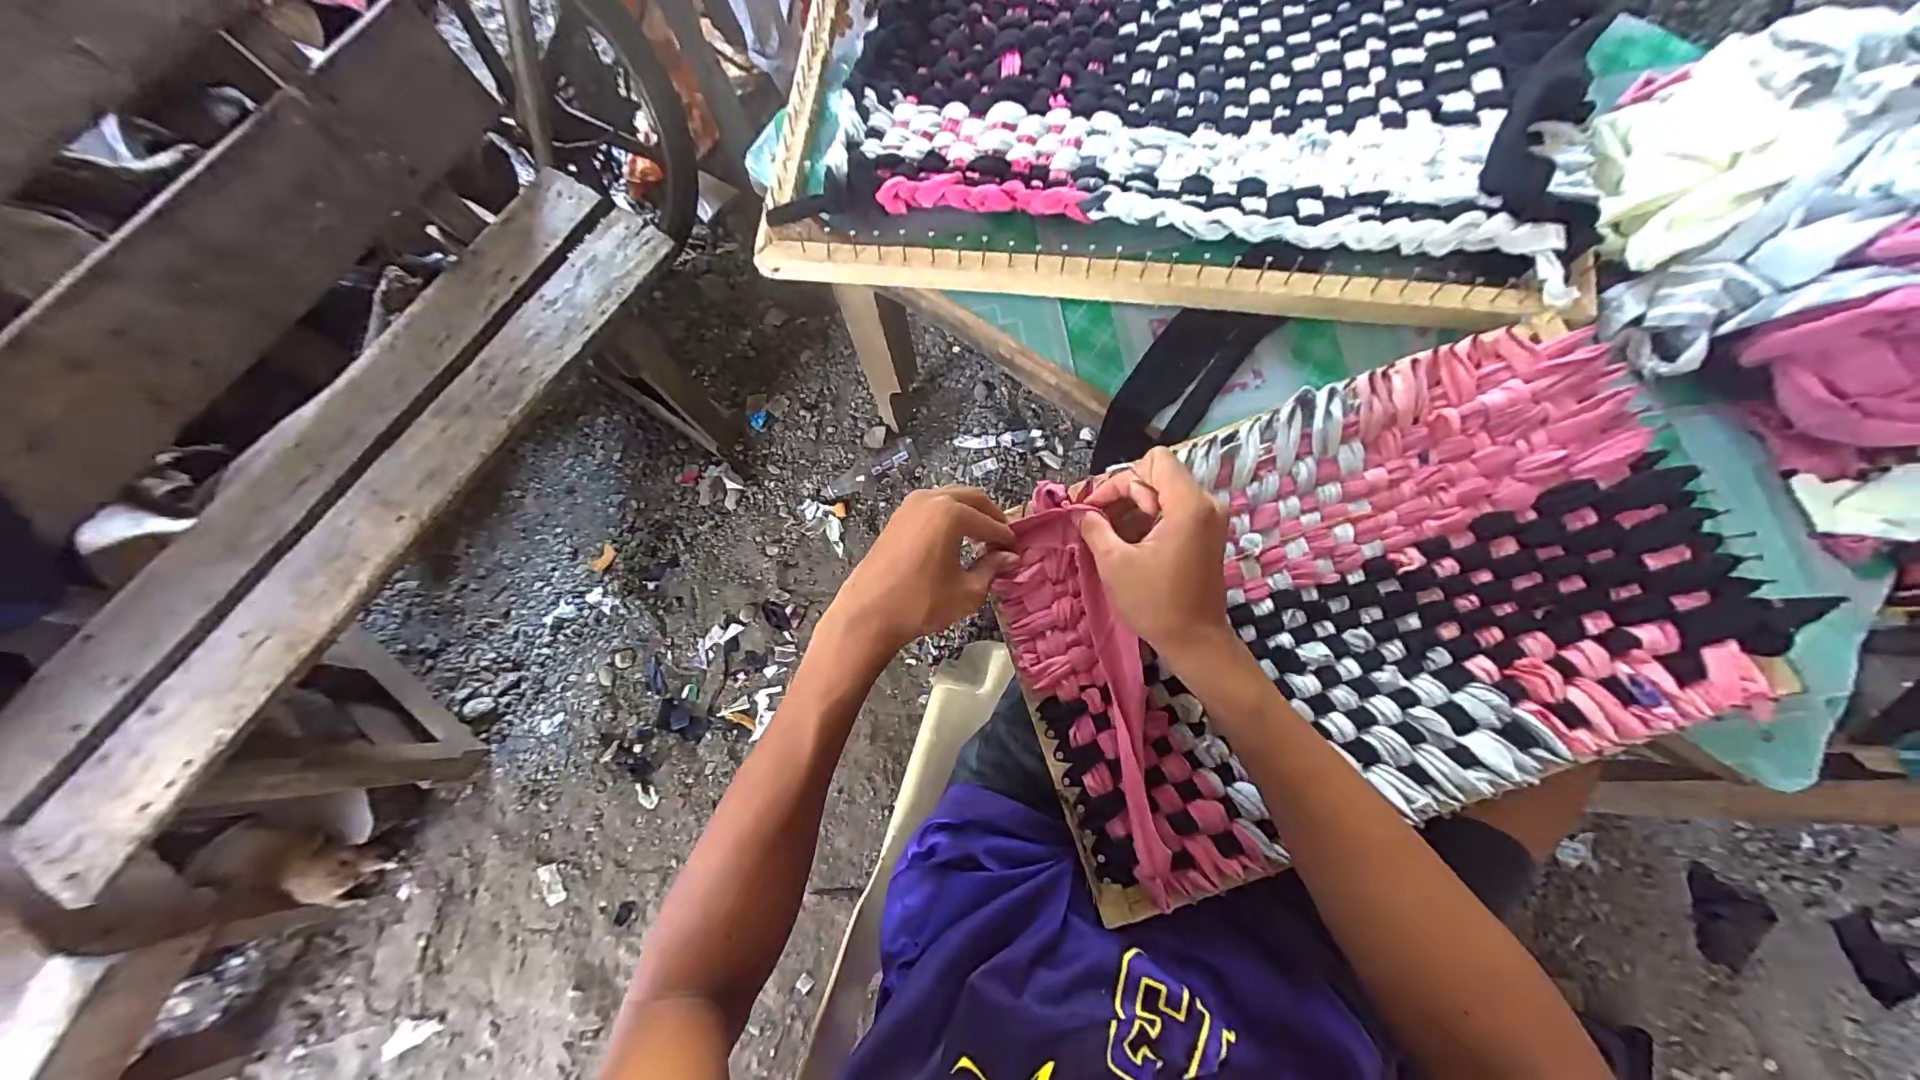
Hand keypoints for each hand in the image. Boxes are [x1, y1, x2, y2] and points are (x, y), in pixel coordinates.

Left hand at [820, 487, 1019, 658]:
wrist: (868, 614)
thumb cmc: (920, 604)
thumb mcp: (967, 591)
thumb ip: (991, 568)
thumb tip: (1009, 558)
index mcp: (951, 513)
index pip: (991, 523)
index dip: (1007, 539)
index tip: (1016, 553)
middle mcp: (930, 500)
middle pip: (973, 499)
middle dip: (991, 518)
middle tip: (1002, 542)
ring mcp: (910, 506)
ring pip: (951, 498)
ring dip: (970, 514)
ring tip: (980, 541)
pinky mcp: (897, 517)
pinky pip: (932, 507)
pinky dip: (949, 517)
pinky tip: (954, 541)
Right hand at [1076, 447, 1232, 662]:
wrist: (1195, 641)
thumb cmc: (1155, 603)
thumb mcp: (1115, 563)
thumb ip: (1094, 528)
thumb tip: (1078, 511)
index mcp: (1188, 505)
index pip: (1152, 462)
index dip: (1119, 480)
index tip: (1096, 508)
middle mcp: (1205, 504)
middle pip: (1156, 475)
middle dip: (1122, 495)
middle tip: (1096, 522)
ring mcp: (1208, 518)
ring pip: (1161, 492)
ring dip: (1131, 508)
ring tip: (1107, 535)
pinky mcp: (1204, 533)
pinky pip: (1170, 510)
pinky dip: (1146, 520)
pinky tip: (1126, 542)